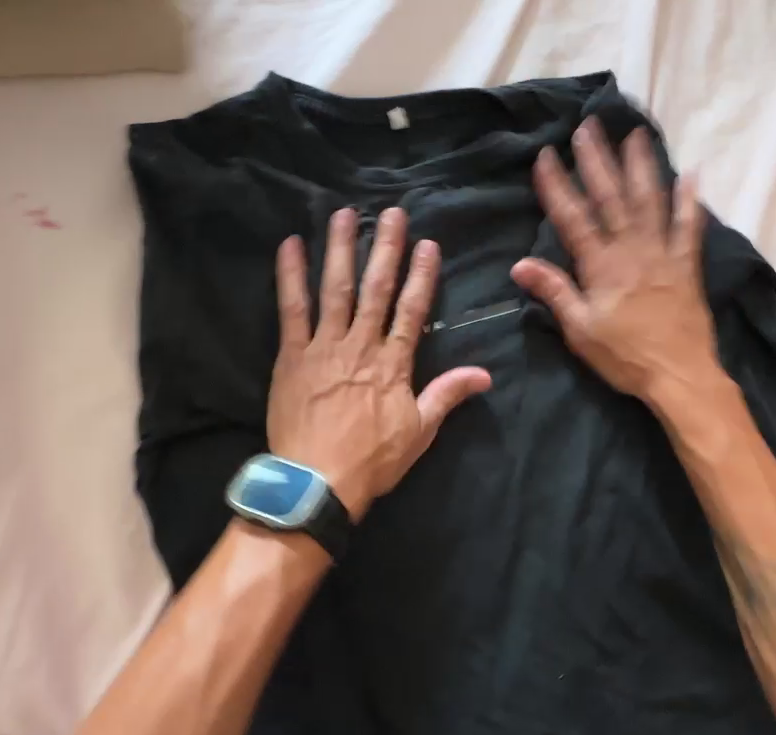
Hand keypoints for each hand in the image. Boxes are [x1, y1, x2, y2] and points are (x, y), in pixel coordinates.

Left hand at [268, 207, 491, 519]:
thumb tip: (485, 375)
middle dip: (386, 249)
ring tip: (345, 215)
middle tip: (391, 213)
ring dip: (341, 250)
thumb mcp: (420, 432)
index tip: (427, 245)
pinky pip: (291, 309)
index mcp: (393, 365)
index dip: (421, 276)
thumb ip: (448, 395)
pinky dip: (291, 276)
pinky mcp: (292, 356)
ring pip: (335, 290)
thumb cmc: (373, 461)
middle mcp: (361, 346)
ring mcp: (324, 348)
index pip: (412, 311)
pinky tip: (291, 245)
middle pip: (376, 290)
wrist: (318, 481)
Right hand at [510, 118, 726, 408]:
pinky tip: (691, 175)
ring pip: (650, 201)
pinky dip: (690, 201)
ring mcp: (662, 254)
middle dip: (597, 161)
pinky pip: (689, 227)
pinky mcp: (687, 266)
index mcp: (600, 266)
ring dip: (641, 166)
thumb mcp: (580, 330)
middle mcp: (631, 250)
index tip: (546, 155)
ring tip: (635, 134)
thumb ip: (554, 292)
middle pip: (611, 198)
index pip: (572, 218)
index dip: (557, 186)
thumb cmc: (624, 357)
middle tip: (588, 126)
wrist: (679, 373)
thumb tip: (520, 265)